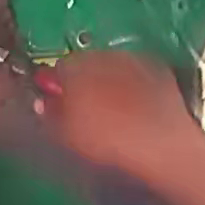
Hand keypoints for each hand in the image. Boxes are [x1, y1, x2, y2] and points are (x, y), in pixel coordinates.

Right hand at [36, 51, 204, 175]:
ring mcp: (135, 62)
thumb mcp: (66, 135)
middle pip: (86, 63)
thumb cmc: (106, 142)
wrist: (161, 148)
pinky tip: (132, 109)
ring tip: (107, 110)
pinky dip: (130, 87)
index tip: (54, 104)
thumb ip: (51, 114)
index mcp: (76, 68)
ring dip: (106, 82)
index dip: (54, 86)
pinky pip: (136, 76)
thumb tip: (43, 103)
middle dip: (81, 81)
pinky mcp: (161, 73)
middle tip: (80, 109)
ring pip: (112, 67)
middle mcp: (105, 56)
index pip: (57, 67)